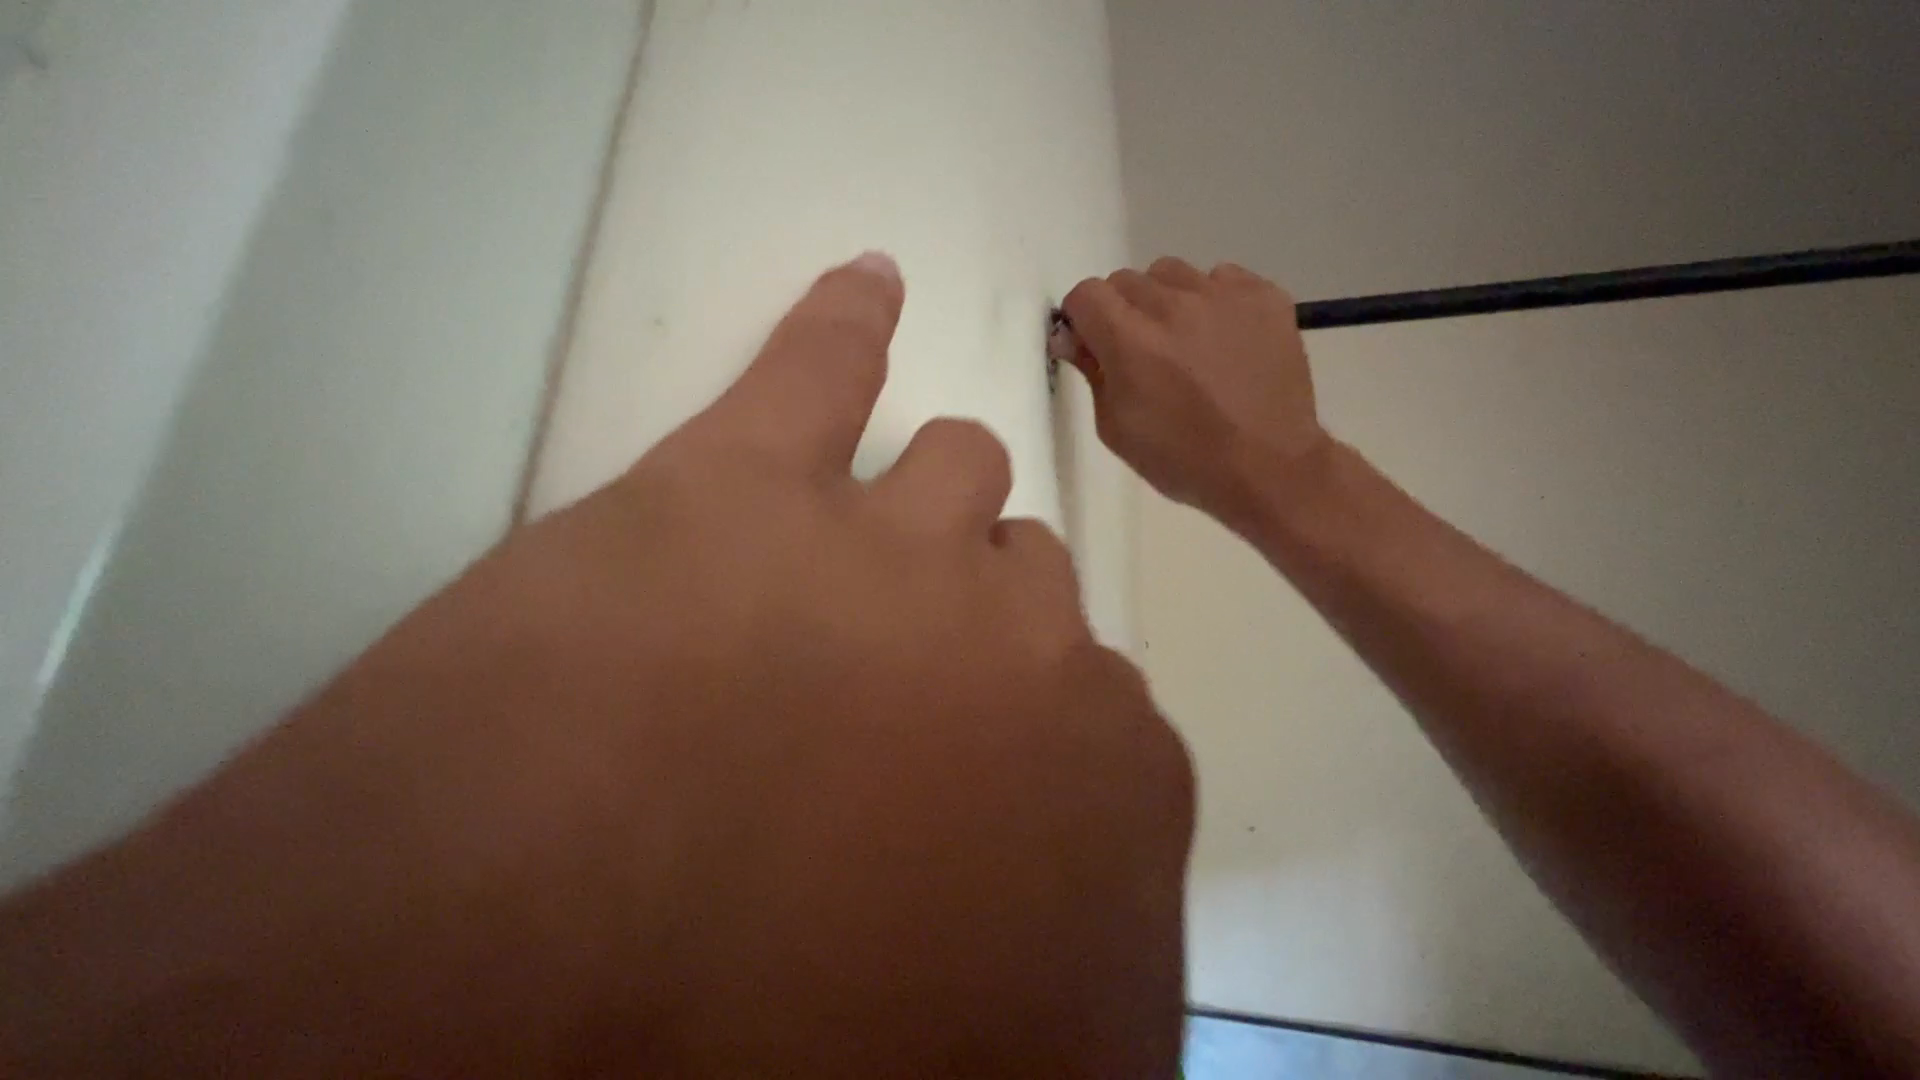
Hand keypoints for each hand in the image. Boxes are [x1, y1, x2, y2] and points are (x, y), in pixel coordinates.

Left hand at [1, 255, 1194, 1077]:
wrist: (525, 998)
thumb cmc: (779, 1048)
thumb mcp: (1002, 1039)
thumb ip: (1082, 972)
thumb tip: (1092, 937)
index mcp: (1099, 782)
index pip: (1112, 726)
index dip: (1039, 749)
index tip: (983, 782)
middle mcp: (1019, 642)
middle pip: (1026, 588)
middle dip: (979, 626)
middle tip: (897, 688)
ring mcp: (884, 548)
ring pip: (956, 474)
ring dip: (929, 509)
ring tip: (876, 543)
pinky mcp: (741, 486)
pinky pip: (819, 368)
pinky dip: (844, 326)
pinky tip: (869, 285)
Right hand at [1057, 257, 1326, 521]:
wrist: (1270, 469)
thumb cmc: (1183, 460)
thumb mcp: (1117, 429)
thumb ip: (1091, 373)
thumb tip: (1072, 338)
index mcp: (1131, 341)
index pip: (1086, 294)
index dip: (1082, 318)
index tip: (1093, 344)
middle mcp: (1174, 305)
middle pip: (1126, 280)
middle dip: (1122, 312)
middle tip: (1141, 353)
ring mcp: (1223, 295)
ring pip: (1172, 273)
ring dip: (1165, 300)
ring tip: (1184, 341)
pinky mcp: (1264, 296)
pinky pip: (1222, 278)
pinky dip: (1213, 301)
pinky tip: (1222, 340)